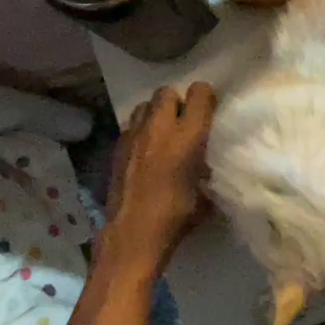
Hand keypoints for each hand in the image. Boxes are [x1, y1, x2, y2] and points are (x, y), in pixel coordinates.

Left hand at [100, 82, 216, 277]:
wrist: (134, 233)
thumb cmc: (176, 217)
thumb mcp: (205, 198)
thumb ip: (205, 175)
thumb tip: (204, 171)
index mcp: (188, 136)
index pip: (200, 93)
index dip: (205, 98)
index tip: (208, 112)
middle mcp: (160, 127)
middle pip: (167, 91)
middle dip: (176, 102)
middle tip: (182, 122)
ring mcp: (134, 135)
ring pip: (145, 105)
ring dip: (155, 113)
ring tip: (161, 133)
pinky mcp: (117, 147)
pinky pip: (130, 126)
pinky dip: (139, 131)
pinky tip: (143, 151)